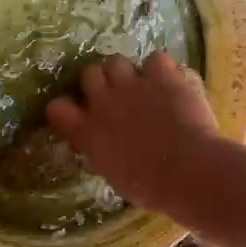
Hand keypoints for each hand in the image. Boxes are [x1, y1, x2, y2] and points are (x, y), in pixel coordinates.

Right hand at [45, 52, 220, 208]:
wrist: (188, 171)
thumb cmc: (151, 186)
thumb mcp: (113, 173)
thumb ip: (102, 150)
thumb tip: (105, 142)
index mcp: (88, 133)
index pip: (57, 108)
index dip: (68, 106)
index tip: (80, 111)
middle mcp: (103, 102)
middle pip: (89, 73)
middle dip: (101, 81)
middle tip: (116, 94)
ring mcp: (131, 84)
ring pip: (117, 61)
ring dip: (128, 72)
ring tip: (144, 85)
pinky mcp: (161, 74)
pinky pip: (156, 59)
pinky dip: (164, 71)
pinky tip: (173, 83)